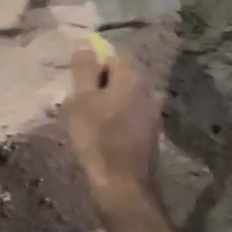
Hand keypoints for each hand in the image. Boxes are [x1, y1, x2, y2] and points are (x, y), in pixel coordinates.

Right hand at [63, 44, 162, 205]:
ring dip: (109, 103)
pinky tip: (105, 135)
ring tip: (90, 121)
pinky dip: (118, 119)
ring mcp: (154, 113)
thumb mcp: (81, 101)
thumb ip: (84, 70)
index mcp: (132, 77)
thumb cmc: (97, 139)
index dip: (92, 67)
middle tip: (79, 104)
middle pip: (121, 76)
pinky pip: (132, 115)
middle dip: (101, 85)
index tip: (77, 85)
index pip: (111, 56)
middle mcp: (149, 89)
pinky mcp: (152, 133)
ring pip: (126, 97)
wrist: (123, 185)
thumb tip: (86, 46)